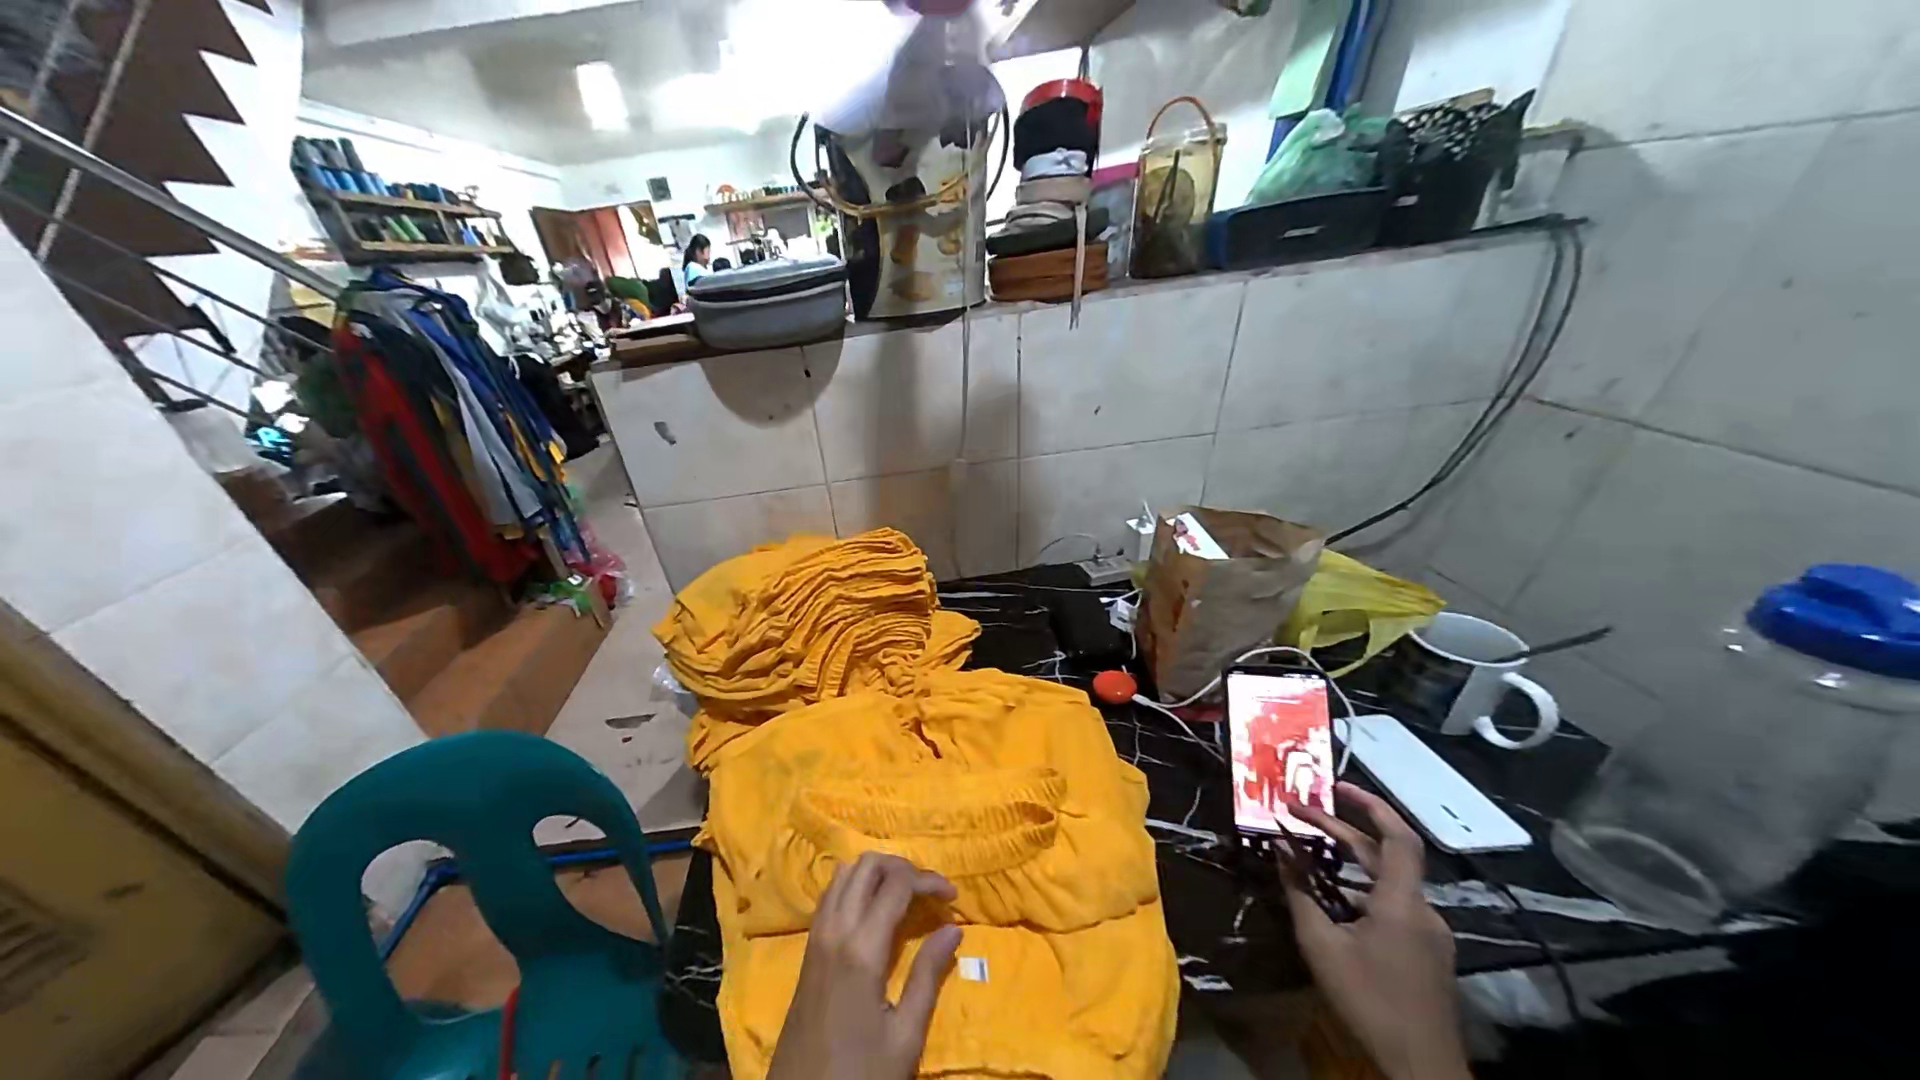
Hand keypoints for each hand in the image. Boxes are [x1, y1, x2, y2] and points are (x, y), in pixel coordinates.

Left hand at [768, 853, 962, 1079]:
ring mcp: (816, 936)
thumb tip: (953, 929)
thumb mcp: (905, 1035)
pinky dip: (855, 885)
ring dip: (877, 873)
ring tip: (905, 895)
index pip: (897, 883)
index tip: (953, 898)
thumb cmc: (859, 1074)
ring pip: (845, 873)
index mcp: (861, 948)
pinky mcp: (807, 947)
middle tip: (930, 892)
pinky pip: (830, 894)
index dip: (928, 880)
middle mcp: (835, 929)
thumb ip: (928, 975)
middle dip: (903, 868)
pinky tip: (874, 909)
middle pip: (867, 865)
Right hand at [1283, 783, 1470, 1079]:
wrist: (1422, 1068)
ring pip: (1387, 881)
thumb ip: (1300, 893)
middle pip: (1383, 854)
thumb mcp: (1321, 945)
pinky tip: (1335, 902)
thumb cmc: (1368, 1000)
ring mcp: (1430, 931)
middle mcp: (1422, 908)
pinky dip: (1361, 890)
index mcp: (1401, 901)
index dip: (1369, 803)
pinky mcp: (1429, 952)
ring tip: (1309, 854)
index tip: (1334, 786)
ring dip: (1349, 862)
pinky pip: (1393, 905)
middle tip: (1298, 815)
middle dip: (1340, 830)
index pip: (1397, 835)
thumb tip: (1280, 850)